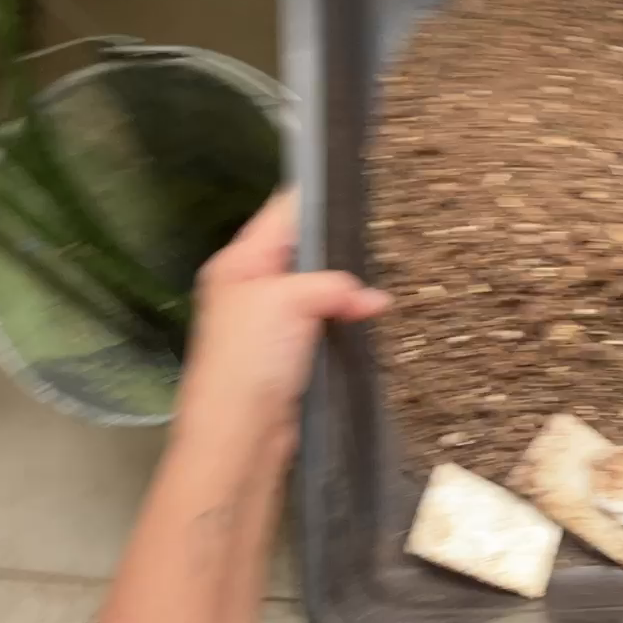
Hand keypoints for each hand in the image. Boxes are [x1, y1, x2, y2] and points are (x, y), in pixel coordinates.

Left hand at [177, 191, 389, 433]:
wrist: (240, 434)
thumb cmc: (249, 359)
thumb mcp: (286, 302)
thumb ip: (331, 287)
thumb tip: (374, 299)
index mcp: (238, 264)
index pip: (280, 215)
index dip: (316, 200)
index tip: (356, 188)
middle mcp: (253, 288)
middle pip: (302, 255)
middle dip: (339, 250)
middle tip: (381, 235)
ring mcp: (272, 324)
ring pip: (317, 292)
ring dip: (346, 291)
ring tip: (384, 274)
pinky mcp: (290, 356)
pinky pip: (323, 326)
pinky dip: (345, 321)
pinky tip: (370, 317)